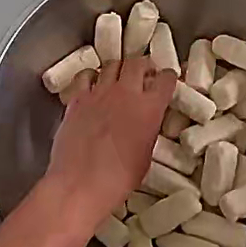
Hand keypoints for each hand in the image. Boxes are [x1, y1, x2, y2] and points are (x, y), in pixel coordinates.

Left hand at [44, 57, 175, 226]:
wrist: (80, 184)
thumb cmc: (119, 179)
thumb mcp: (146, 154)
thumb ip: (148, 130)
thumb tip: (145, 124)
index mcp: (150, 108)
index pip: (166, 79)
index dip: (168, 78)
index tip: (167, 80)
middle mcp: (126, 93)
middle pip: (137, 63)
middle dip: (143, 66)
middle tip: (144, 74)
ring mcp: (99, 93)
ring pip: (112, 65)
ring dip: (119, 69)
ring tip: (119, 78)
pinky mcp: (77, 99)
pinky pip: (85, 76)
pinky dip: (92, 77)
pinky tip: (93, 85)